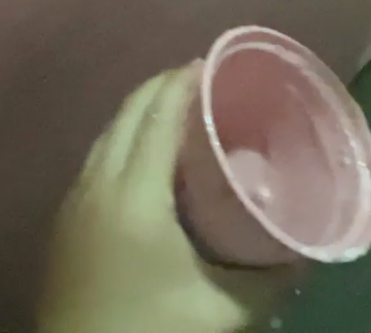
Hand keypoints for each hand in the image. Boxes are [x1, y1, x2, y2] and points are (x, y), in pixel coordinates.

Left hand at [39, 64, 289, 332]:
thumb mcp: (219, 315)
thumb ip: (268, 280)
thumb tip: (306, 252)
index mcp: (135, 194)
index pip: (157, 115)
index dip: (182, 82)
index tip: (210, 63)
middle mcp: (97, 183)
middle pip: (128, 112)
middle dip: (162, 86)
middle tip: (201, 81)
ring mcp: (74, 200)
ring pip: (107, 132)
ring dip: (139, 110)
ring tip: (177, 109)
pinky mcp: (63, 221)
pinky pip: (96, 156)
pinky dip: (122, 137)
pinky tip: (144, 156)